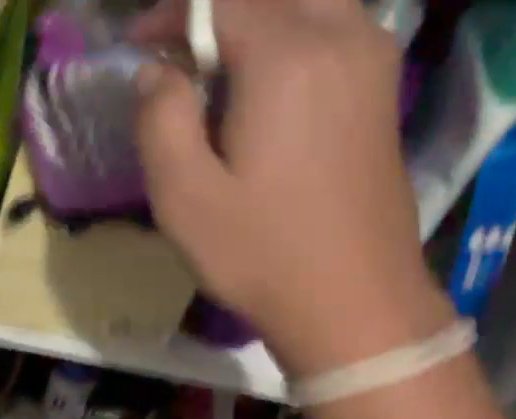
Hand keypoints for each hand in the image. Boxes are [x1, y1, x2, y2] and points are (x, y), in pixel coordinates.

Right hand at [132, 0, 455, 374]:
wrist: (350, 293)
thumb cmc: (257, 250)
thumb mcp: (183, 196)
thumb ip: (161, 121)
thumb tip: (154, 74)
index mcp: (287, 60)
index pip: (225, 0)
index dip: (174, 14)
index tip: (136, 45)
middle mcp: (340, 37)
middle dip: (217, 10)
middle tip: (173, 53)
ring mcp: (370, 56)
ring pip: (309, 2)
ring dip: (256, 21)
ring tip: (211, 69)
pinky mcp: (379, 83)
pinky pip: (332, 26)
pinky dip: (288, 34)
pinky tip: (256, 85)